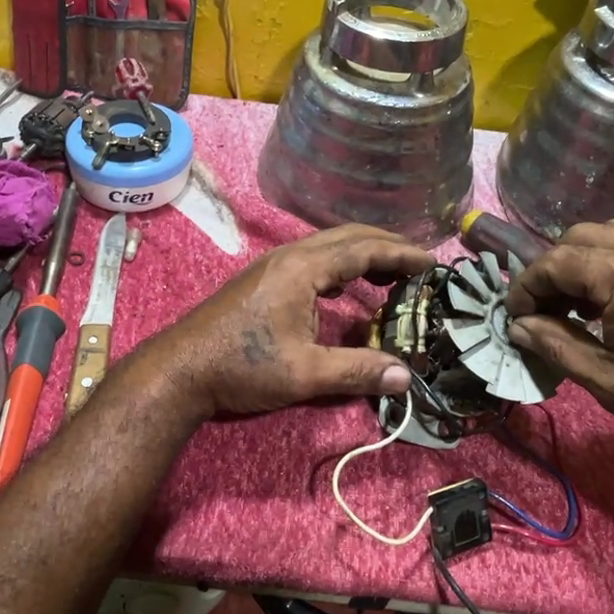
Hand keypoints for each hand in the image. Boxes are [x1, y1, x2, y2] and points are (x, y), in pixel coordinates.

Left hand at [142, 225, 432, 417]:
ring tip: (392, 272)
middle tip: (419, 262)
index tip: (432, 261)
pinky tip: (346, 287)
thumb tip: (406, 377)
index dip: (400, 254)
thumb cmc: (241, 367)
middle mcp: (290, 256)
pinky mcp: (264, 279)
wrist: (180, 369)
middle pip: (347, 237)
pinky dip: (341, 264)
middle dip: (386, 245)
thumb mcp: (303, 374)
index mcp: (302, 268)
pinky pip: (313, 259)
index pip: (363, 249)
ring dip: (362, 253)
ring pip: (328, 246)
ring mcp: (273, 265)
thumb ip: (356, 371)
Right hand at [506, 220, 613, 469]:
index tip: (514, 316)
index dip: (526, 287)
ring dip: (586, 260)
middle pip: (580, 236)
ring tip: (580, 305)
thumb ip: (557, 346)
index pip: (555, 261)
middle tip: (544, 311)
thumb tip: (520, 327)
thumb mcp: (612, 383)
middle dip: (553, 268)